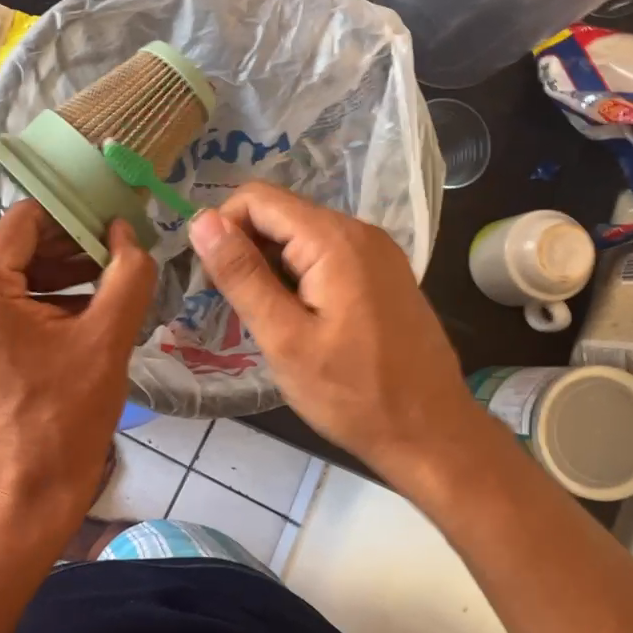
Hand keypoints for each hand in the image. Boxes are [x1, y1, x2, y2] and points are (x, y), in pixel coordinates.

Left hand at [0, 201, 155, 536]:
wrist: (30, 488)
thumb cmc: (68, 414)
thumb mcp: (108, 337)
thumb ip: (126, 272)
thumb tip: (126, 231)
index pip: (25, 219)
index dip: (72, 213)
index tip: (111, 218)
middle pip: (11, 246)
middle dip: (65, 244)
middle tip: (114, 249)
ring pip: (4, 275)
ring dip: (53, 271)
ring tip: (104, 278)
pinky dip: (33, 299)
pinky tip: (78, 309)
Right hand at [188, 182, 496, 489]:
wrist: (430, 434)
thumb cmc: (352, 393)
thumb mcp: (284, 337)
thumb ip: (242, 275)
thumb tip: (202, 221)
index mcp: (334, 240)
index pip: (257, 198)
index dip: (223, 229)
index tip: (213, 280)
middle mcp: (359, 232)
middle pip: (280, 214)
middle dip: (245, 250)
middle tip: (237, 309)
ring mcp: (377, 253)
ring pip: (300, 237)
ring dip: (270, 268)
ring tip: (266, 322)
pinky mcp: (382, 275)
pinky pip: (325, 257)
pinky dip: (297, 278)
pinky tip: (297, 323)